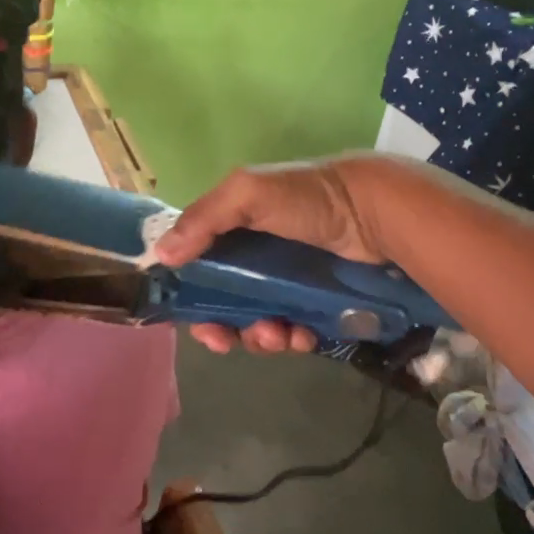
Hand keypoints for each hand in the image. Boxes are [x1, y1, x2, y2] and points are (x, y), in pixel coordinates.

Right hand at [153, 156, 389, 355]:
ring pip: (256, 322)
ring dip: (258, 337)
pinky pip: (292, 331)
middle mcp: (252, 255)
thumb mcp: (247, 194)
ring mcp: (284, 281)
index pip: (198, 266)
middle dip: (223, 326)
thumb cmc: (305, 199)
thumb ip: (203, 220)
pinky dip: (292, 339)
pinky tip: (303, 335)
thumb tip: (160, 255)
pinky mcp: (314, 302)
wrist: (373, 212)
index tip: (195, 320)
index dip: (191, 296)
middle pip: (223, 303)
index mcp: (231, 227)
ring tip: (277, 334)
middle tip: (229, 339)